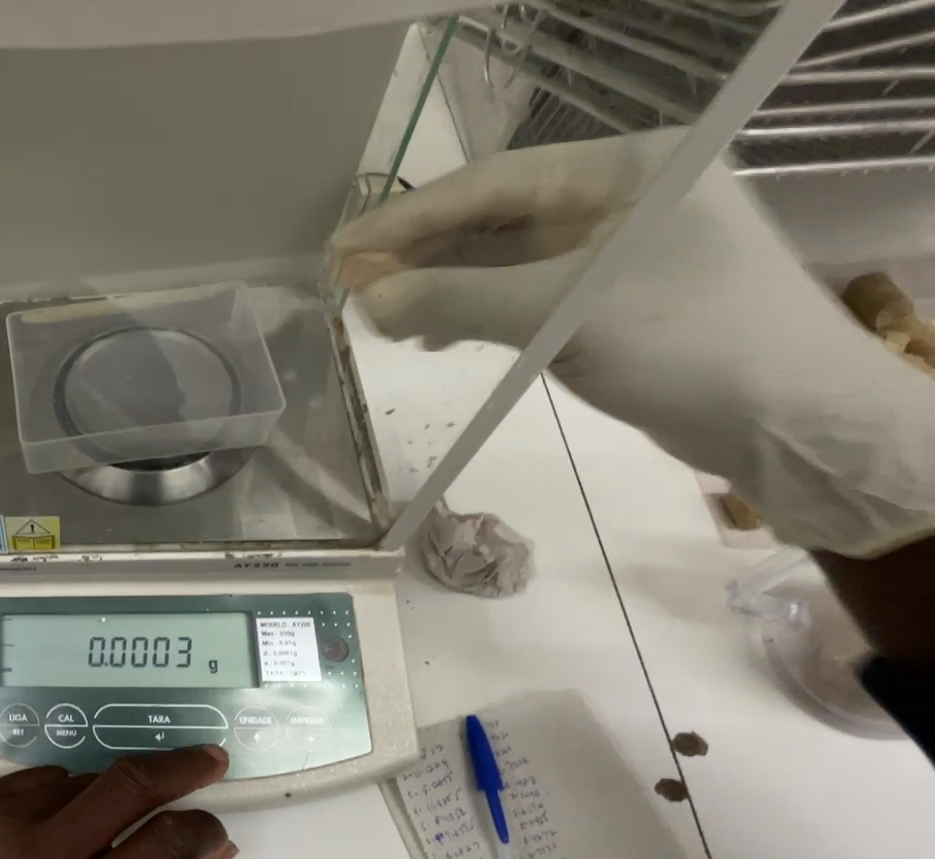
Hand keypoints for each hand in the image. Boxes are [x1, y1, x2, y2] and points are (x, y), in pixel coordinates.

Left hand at [0, 747, 235, 858]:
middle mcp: (41, 856)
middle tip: (208, 758)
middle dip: (178, 766)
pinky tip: (55, 832)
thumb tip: (215, 844)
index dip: (201, 829)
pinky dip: (65, 796)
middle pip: (127, 783)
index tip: (212, 826)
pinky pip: (45, 778)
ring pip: (86, 778)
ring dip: (110, 796)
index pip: (166, 842)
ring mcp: (4, 820)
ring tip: (99, 838)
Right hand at [330, 131, 934, 557]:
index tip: (342, 246)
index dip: (407, 217)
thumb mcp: (556, 314)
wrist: (785, 421)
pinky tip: (434, 332)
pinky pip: (522, 292)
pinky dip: (473, 310)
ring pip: (502, 258)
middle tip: (349, 283)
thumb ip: (454, 298)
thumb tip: (366, 297)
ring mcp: (617, 248)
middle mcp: (621, 196)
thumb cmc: (680, 342)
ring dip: (440, 285)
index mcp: (625, 170)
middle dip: (419, 253)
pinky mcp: (610, 297)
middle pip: (493, 218)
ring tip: (381, 313)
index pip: (490, 183)